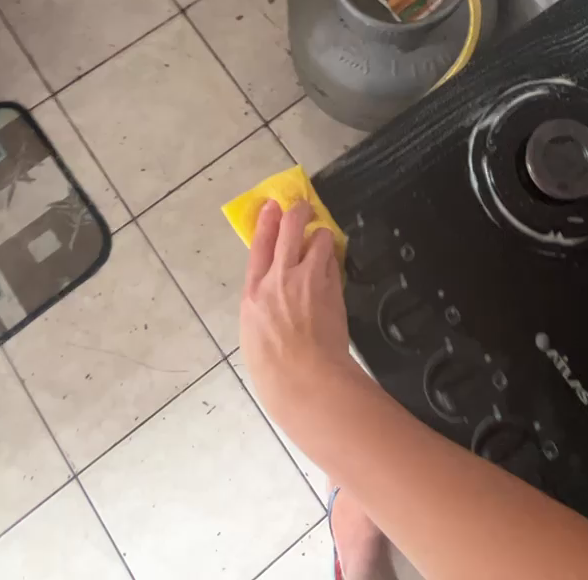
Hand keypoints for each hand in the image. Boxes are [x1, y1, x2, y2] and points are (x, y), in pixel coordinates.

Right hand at [239, 200, 359, 429]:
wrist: (307, 382)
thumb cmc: (273, 370)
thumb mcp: (254, 331)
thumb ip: (262, 302)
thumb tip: (271, 288)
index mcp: (253, 292)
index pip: (260, 244)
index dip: (267, 220)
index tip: (272, 205)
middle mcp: (280, 278)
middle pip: (290, 228)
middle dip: (298, 212)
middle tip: (303, 207)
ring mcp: (309, 279)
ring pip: (319, 238)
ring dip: (320, 236)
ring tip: (321, 243)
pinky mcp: (333, 288)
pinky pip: (333, 262)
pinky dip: (331, 260)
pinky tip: (330, 266)